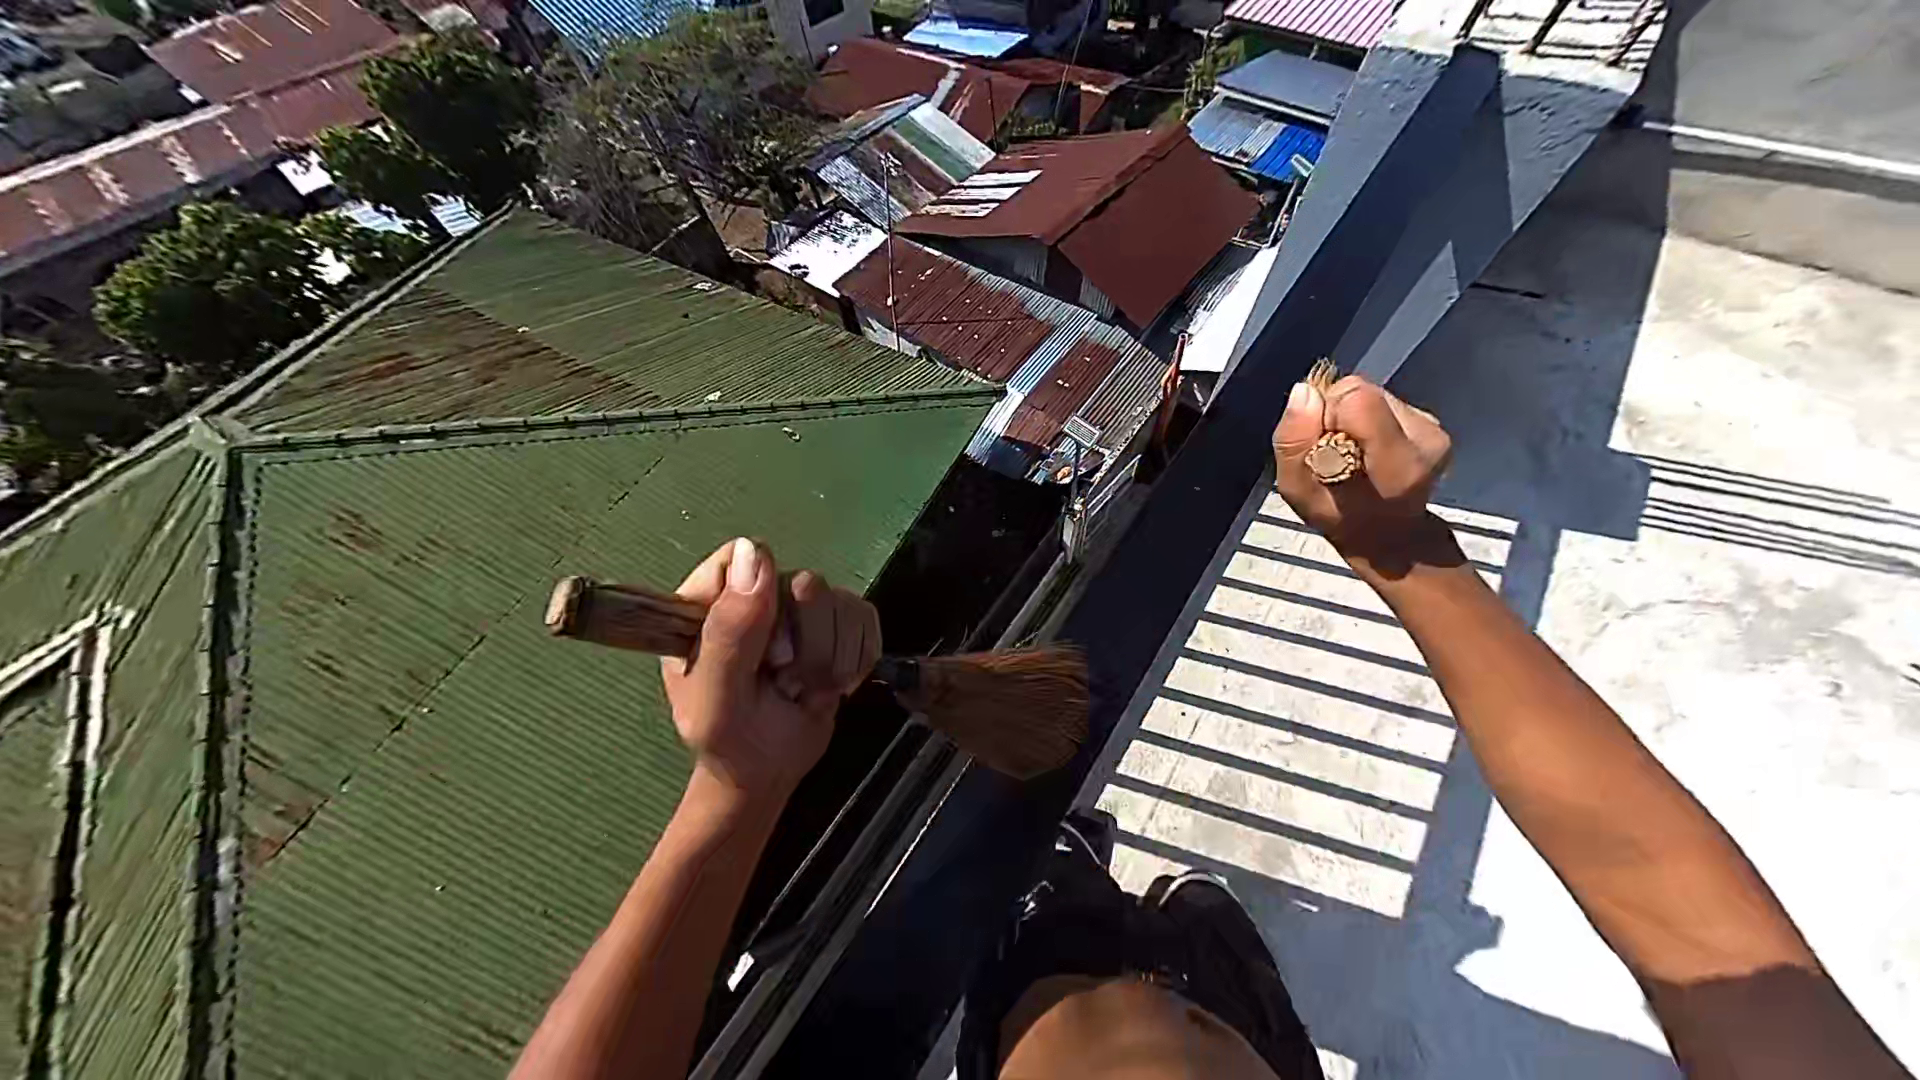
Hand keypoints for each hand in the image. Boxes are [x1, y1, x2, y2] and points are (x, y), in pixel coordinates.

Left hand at [661, 538, 881, 798]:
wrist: (769, 770)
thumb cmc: (731, 740)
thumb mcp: (716, 698)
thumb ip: (729, 631)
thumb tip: (753, 552)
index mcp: (709, 604)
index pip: (741, 560)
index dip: (761, 600)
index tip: (764, 651)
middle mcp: (757, 596)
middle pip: (805, 581)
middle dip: (805, 645)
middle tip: (784, 682)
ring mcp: (802, 606)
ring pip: (841, 601)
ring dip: (831, 661)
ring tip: (805, 691)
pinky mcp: (839, 621)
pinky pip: (865, 617)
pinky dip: (857, 660)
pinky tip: (832, 685)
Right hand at [1271, 373, 1455, 569]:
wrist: (1387, 531)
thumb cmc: (1337, 514)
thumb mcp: (1297, 491)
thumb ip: (1294, 444)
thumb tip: (1303, 392)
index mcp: (1396, 464)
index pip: (1356, 399)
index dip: (1325, 413)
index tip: (1319, 443)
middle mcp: (1424, 438)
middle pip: (1360, 391)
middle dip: (1333, 413)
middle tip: (1329, 450)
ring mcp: (1432, 427)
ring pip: (1368, 392)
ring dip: (1346, 416)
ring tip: (1345, 450)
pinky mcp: (1430, 420)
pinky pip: (1380, 399)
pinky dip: (1362, 418)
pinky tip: (1362, 446)